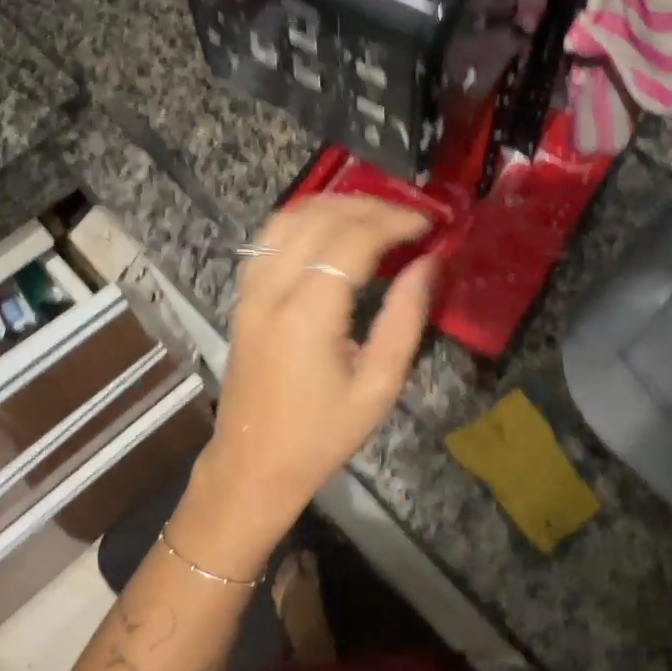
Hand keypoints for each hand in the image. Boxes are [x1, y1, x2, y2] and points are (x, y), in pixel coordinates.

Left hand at [167, 196, 436, 578]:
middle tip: (409, 216)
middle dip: (369, 206)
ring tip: (374, 214)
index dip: (394, 222)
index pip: (353, 240)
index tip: (429, 224)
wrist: (253, 465)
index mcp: (308, 316)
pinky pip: (267, 238)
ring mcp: (249, 291)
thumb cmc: (322, 435)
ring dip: (333, 204)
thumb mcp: (378, 386)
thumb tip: (429, 263)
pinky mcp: (241, 297)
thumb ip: (405, 318)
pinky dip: (302, 220)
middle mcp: (271, 291)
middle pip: (319, 217)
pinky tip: (330, 229)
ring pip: (286, 217)